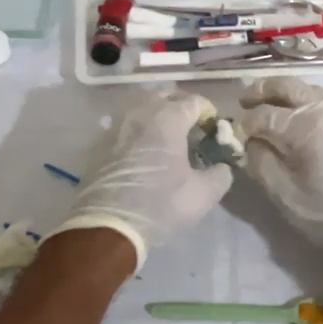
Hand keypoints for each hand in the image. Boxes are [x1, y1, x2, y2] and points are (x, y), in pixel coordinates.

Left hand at [51, 90, 233, 269]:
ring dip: (158, 116)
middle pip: (164, 96)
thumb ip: (220, 174)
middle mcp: (141, 114)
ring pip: (141, 109)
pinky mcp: (100, 145)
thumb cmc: (160, 205)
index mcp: (168, 118)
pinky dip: (139, 131)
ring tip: (169, 139)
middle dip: (181, 106)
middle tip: (192, 128)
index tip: (214, 130)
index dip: (208, 112)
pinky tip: (145, 152)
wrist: (107, 228)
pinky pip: (126, 127)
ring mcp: (117, 127)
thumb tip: (222, 166)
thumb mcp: (203, 195)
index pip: (194, 101)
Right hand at [235, 79, 322, 302]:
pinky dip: (300, 100)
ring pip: (305, 89)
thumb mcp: (282, 192)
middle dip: (262, 90)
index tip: (232, 135)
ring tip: (264, 106)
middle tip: (243, 101)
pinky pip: (319, 100)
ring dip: (282, 92)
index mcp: (305, 126)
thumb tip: (247, 142)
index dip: (244, 123)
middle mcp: (322, 111)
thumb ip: (260, 161)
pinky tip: (288, 117)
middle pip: (287, 86)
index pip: (264, 114)